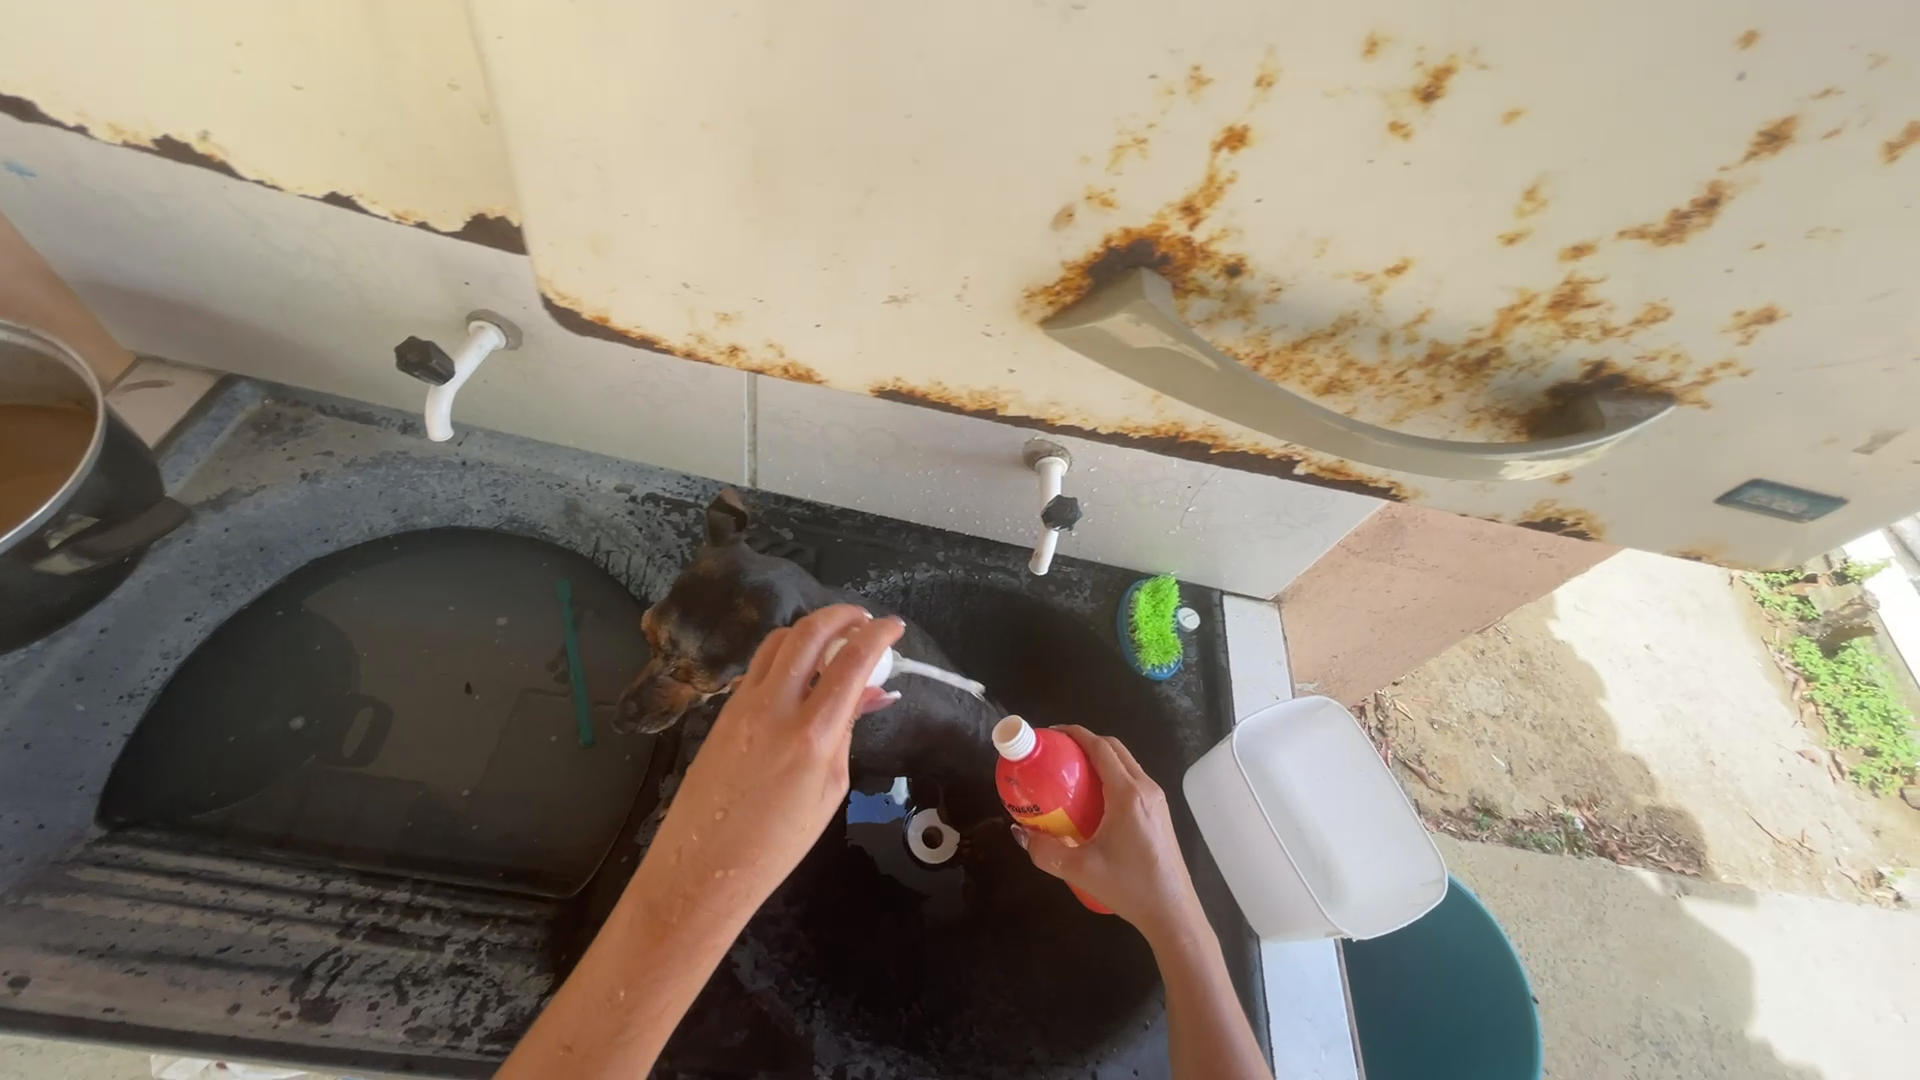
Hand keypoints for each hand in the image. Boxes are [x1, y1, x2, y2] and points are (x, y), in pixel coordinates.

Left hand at [639, 605, 905, 910]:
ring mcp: (742, 705)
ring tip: (834, 640)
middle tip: (863, 619)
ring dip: (810, 630)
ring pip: (777, 641)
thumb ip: (847, 732)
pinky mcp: (723, 710)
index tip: (895, 625)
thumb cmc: (778, 845)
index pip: (851, 663)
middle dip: (841, 615)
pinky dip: (785, 656)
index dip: (878, 635)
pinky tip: (800, 675)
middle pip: (808, 632)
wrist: (701, 869)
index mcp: (811, 735)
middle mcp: (774, 707)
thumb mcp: (830, 790)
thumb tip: (871, 693)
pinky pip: (759, 667)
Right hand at [1015, 725, 1207, 947]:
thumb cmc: (1129, 887)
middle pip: (1115, 748)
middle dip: (1085, 742)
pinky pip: (1132, 779)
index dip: (1076, 734)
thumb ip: (1044, 851)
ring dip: (1100, 758)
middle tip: (1058, 753)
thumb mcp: (1079, 870)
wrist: (1173, 914)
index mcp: (1127, 794)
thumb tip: (1019, 831)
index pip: (1101, 748)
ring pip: (1126, 763)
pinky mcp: (1159, 813)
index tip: (1052, 735)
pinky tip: (1093, 799)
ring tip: (1071, 774)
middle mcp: (1145, 788)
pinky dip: (1111, 775)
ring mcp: (1156, 800)